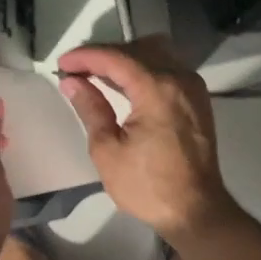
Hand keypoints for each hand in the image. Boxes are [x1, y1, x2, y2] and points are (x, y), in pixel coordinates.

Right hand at [57, 36, 236, 239]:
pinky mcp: (198, 100)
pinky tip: (127, 86)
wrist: (194, 210)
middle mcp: (180, 79)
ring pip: (157, 54)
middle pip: (137, 49)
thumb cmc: (147, 187)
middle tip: (77, 71)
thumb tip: (73, 83)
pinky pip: (169, 69)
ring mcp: (194, 88)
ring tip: (99, 76)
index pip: (115, 57)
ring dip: (126, 59)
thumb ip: (91, 109)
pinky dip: (145, 69)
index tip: (62, 65)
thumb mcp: (108, 150)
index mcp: (157, 89)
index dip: (85, 56)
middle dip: (104, 55)